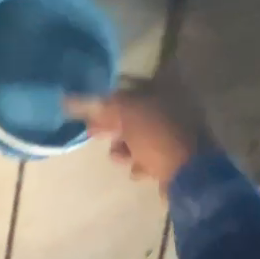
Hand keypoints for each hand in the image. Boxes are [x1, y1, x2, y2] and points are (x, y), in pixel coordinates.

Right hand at [67, 75, 216, 187]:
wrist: (190, 174)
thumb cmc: (158, 136)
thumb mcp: (127, 114)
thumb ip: (100, 105)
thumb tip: (70, 98)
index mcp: (166, 86)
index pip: (128, 84)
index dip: (107, 96)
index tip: (90, 110)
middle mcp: (172, 104)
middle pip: (132, 111)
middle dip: (113, 125)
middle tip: (95, 134)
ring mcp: (175, 131)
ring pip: (138, 135)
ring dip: (124, 147)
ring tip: (122, 158)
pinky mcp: (175, 155)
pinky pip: (149, 155)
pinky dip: (140, 162)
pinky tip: (139, 170)